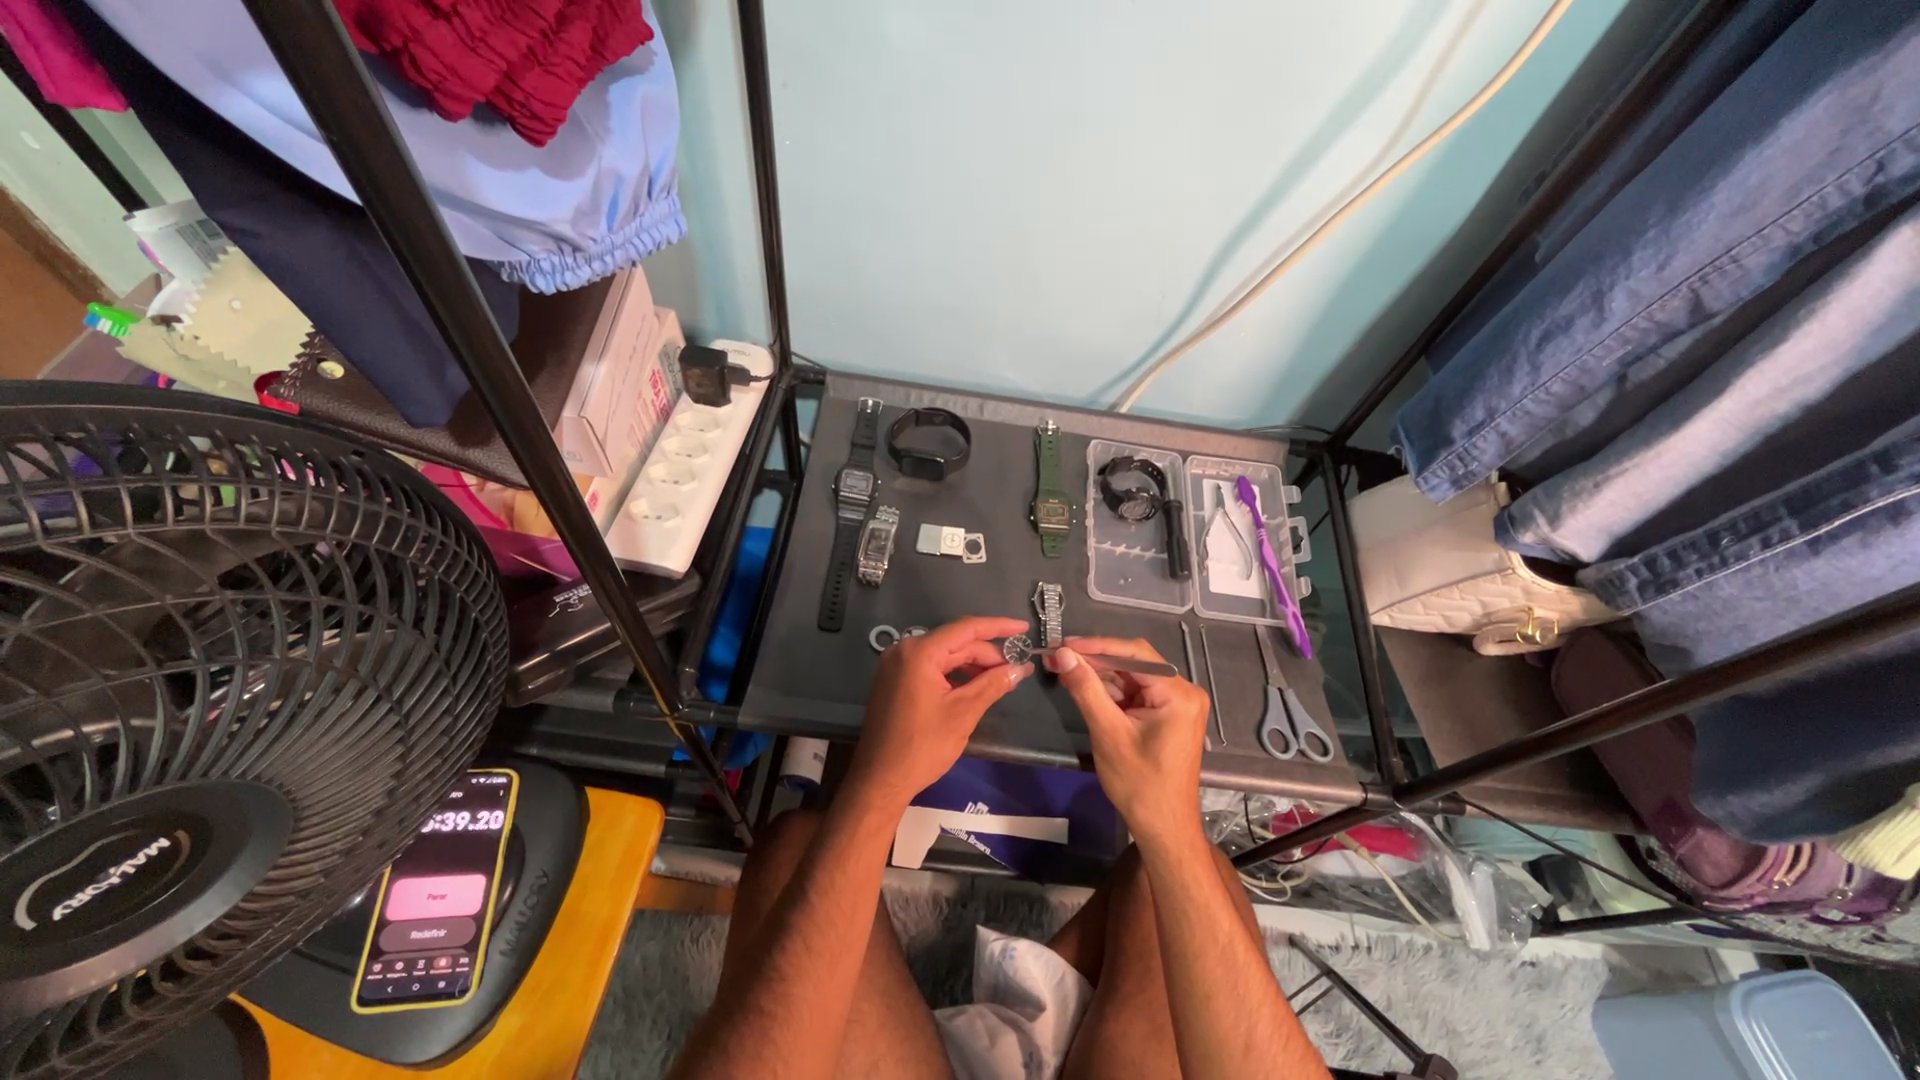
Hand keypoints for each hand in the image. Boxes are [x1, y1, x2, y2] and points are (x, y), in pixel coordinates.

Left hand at [847, 616, 1033, 807]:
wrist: (880, 779)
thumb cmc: (922, 746)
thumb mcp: (963, 713)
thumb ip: (993, 684)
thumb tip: (1020, 668)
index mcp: (919, 652)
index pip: (966, 629)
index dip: (999, 627)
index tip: (1024, 628)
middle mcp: (904, 650)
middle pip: (955, 642)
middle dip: (987, 653)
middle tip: (1017, 667)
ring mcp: (896, 666)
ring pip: (944, 656)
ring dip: (972, 664)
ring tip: (1001, 677)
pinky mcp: (895, 681)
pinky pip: (931, 668)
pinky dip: (954, 674)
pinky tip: (975, 685)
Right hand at [1045, 636, 1208, 845]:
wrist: (1163, 826)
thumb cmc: (1139, 784)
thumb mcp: (1108, 732)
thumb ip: (1086, 688)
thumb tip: (1062, 654)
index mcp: (1179, 694)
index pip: (1135, 653)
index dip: (1096, 646)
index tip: (1062, 644)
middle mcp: (1184, 691)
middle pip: (1134, 662)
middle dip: (1095, 660)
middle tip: (1057, 657)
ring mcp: (1178, 703)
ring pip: (1132, 677)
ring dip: (1100, 675)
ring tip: (1063, 670)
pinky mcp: (1169, 715)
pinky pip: (1137, 692)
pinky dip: (1112, 692)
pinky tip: (1084, 688)